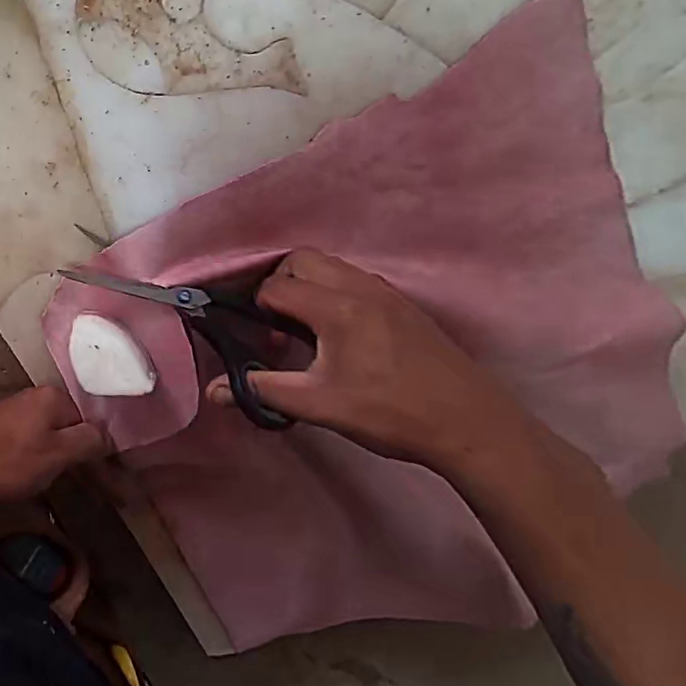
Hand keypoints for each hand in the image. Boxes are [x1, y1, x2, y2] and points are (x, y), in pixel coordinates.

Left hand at [0, 386, 109, 501]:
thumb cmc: (7, 460)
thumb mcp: (56, 454)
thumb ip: (88, 442)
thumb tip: (108, 437)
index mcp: (55, 398)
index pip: (95, 428)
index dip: (109, 461)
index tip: (122, 492)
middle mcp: (38, 398)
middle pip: (76, 432)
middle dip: (94, 464)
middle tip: (112, 497)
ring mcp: (18, 412)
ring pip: (57, 439)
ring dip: (73, 464)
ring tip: (88, 490)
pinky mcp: (2, 428)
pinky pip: (37, 444)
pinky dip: (50, 462)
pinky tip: (51, 477)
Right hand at [206, 250, 553, 472]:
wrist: (472, 425)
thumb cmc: (391, 414)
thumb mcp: (320, 406)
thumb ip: (264, 390)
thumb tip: (213, 390)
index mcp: (338, 309)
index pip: (277, 287)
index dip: (256, 310)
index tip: (261, 343)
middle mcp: (361, 288)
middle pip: (301, 260)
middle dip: (277, 283)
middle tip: (275, 324)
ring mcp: (386, 292)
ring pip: (330, 266)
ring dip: (306, 285)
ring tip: (304, 328)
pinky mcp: (403, 304)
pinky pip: (353, 278)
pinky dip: (332, 290)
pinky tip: (338, 332)